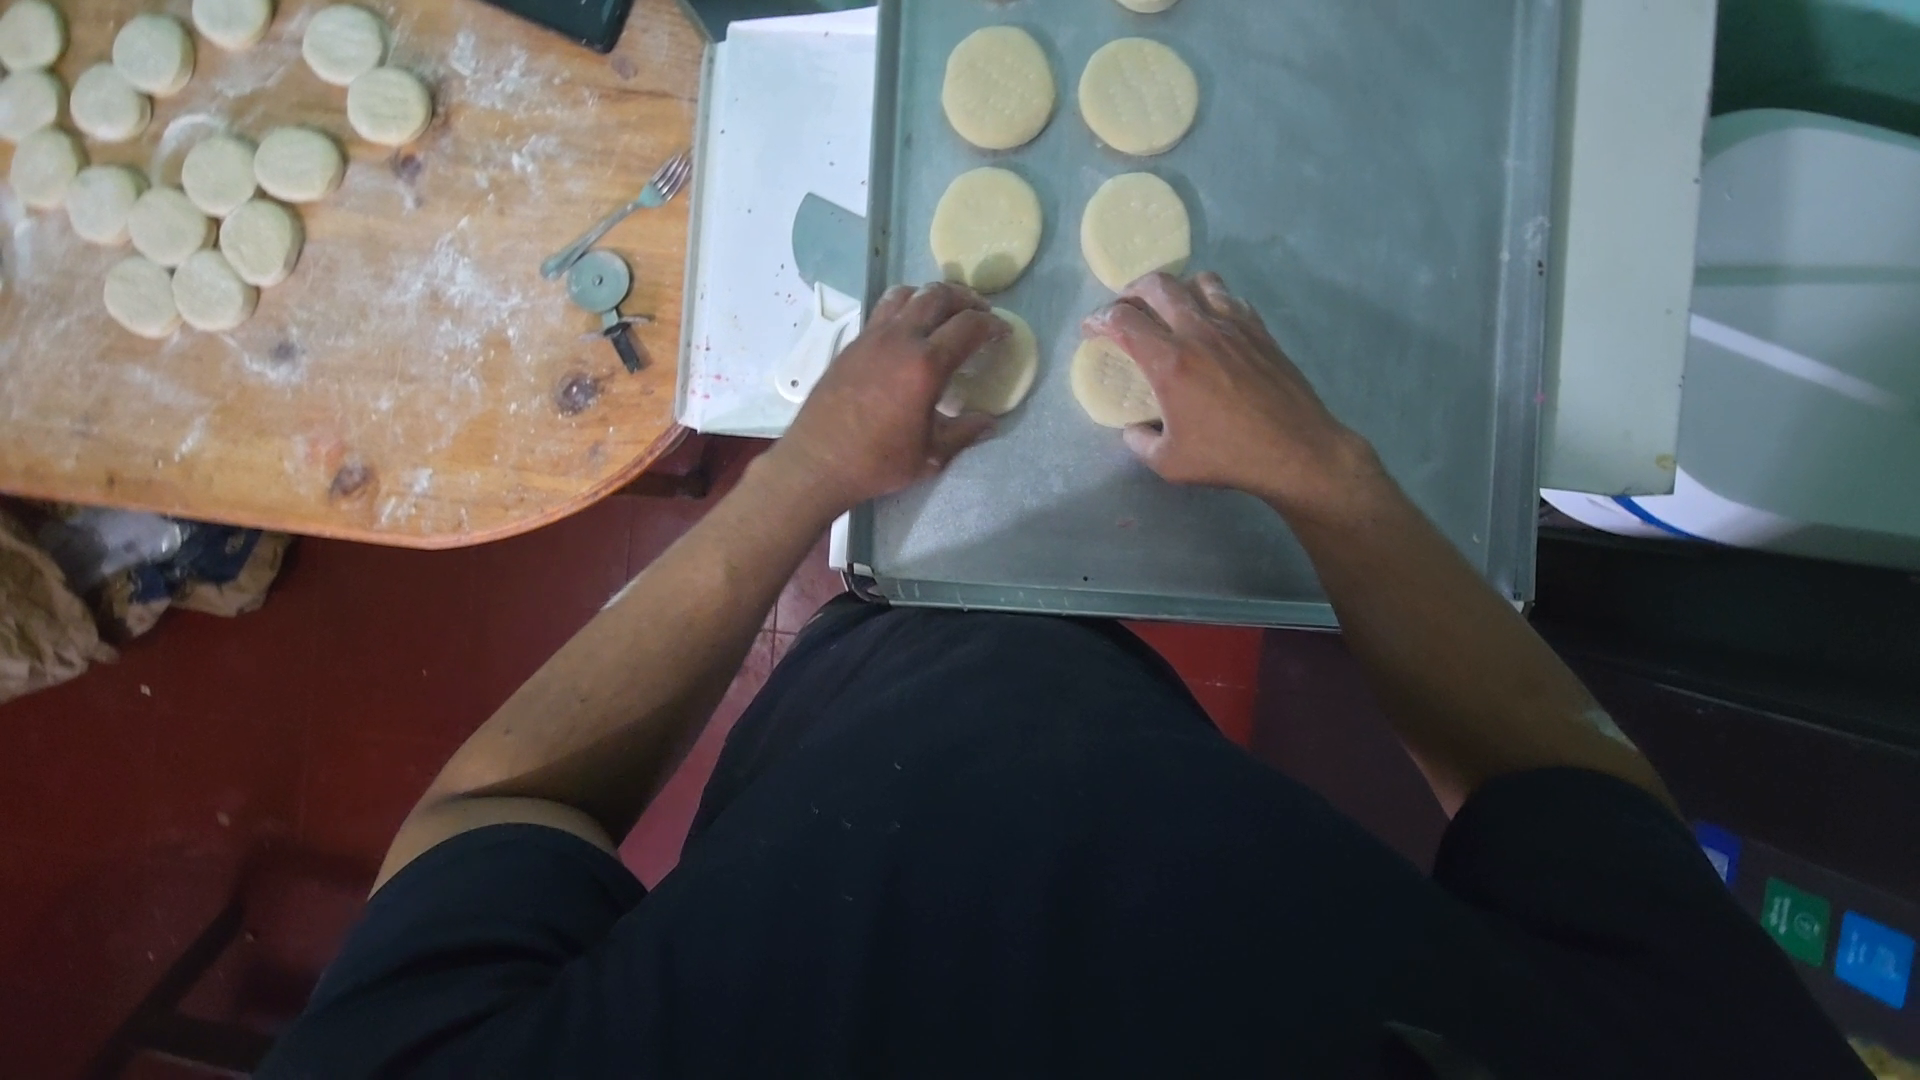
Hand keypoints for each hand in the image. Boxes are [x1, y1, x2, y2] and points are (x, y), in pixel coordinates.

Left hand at [767, 283, 1007, 513]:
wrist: (817, 462)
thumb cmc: (877, 462)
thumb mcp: (930, 456)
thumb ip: (963, 433)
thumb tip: (989, 423)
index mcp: (925, 365)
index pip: (968, 327)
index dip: (992, 326)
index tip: (1003, 333)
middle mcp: (899, 340)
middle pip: (938, 296)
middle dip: (965, 299)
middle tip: (980, 313)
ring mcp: (871, 337)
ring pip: (906, 294)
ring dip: (931, 295)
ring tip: (944, 312)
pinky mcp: (852, 344)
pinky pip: (883, 309)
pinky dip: (904, 307)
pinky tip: (908, 330)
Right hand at [1083, 272, 1380, 518]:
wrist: (1295, 450)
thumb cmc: (1227, 457)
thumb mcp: (1168, 462)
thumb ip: (1139, 442)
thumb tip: (1133, 429)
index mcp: (1169, 362)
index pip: (1123, 320)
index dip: (1098, 320)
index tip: (1091, 330)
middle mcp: (1198, 332)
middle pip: (1157, 285)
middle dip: (1130, 292)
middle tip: (1124, 311)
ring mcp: (1233, 326)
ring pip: (1197, 281)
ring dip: (1175, 288)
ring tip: (1168, 308)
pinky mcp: (1259, 330)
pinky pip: (1229, 296)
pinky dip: (1210, 299)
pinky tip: (1209, 320)